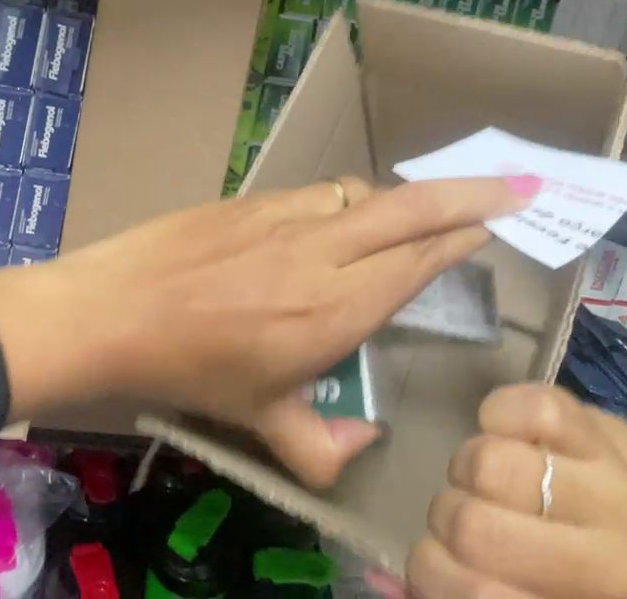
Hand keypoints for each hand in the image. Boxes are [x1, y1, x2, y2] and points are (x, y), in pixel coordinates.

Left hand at [0, 176, 533, 486]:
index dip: (460, 241)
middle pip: (409, 210)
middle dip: (469, 194)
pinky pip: (321, 193)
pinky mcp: (254, 200)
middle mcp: (321, 253)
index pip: (415, 263)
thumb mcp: (259, 420)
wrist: (111, 310)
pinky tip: (351, 212)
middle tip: (515, 182)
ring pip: (365, 194)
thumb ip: (320, 443)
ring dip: (406, 196)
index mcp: (332, 310)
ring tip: (434, 203)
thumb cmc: (188, 370)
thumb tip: (362, 437)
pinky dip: (352, 198)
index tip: (496, 226)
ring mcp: (286, 218)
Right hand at [410, 384, 626, 598]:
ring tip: (489, 486)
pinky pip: (518, 404)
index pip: (477, 594)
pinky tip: (512, 442)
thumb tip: (398, 582)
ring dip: (466, 474)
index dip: (433, 582)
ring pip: (484, 460)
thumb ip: (489, 592)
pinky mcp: (597, 419)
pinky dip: (496, 419)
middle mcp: (613, 545)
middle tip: (466, 530)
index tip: (442, 579)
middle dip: (447, 524)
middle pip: (470, 524)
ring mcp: (609, 473)